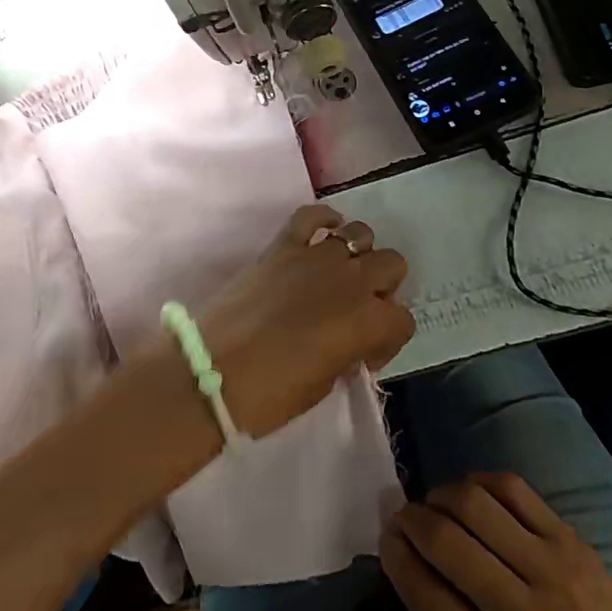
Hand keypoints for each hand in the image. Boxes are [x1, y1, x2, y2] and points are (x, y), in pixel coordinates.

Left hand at [187, 205, 413, 436]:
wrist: (210, 373)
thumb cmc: (271, 394)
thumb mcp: (323, 385)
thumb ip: (347, 355)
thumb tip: (350, 346)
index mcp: (367, 321)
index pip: (402, 320)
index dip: (389, 340)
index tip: (366, 356)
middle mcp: (351, 281)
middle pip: (392, 265)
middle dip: (383, 288)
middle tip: (360, 311)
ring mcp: (316, 257)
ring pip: (360, 234)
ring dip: (359, 254)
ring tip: (341, 276)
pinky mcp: (282, 246)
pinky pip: (311, 217)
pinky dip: (323, 222)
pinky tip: (323, 237)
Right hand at [383, 474, 611, 610]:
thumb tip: (412, 563)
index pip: (429, 599)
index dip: (396, 558)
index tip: (385, 540)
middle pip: (446, 543)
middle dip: (410, 521)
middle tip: (400, 518)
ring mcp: (556, 571)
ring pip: (475, 505)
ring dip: (439, 495)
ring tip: (432, 504)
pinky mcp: (574, 540)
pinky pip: (512, 489)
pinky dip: (478, 481)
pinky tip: (469, 492)